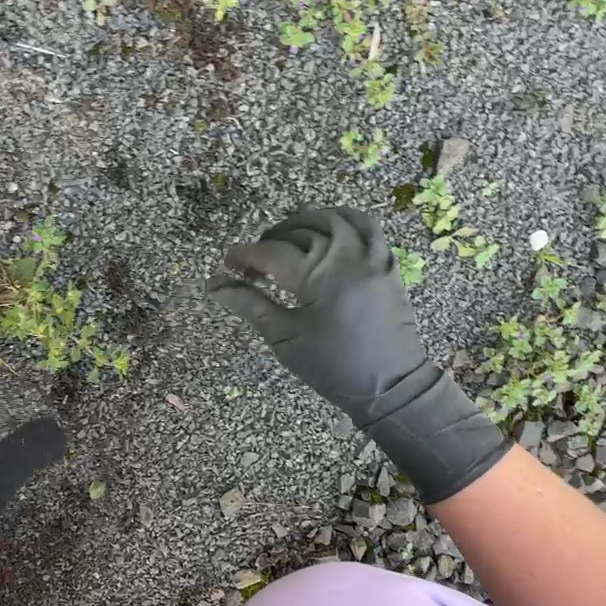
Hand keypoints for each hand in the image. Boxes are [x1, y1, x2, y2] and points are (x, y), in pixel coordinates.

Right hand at [209, 206, 506, 502]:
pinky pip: (367, 226)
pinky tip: (328, 228)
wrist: (391, 386)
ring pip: (333, 220)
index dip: (245, 255)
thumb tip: (214, 285)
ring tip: (286, 237)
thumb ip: (250, 305)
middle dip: (271, 240)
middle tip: (254, 262)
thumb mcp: (284, 338)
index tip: (227, 262)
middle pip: (300, 231)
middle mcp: (346, 258)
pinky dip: (343, 220)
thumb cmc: (332, 367)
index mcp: (317, 278)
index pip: (272, 253)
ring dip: (305, 222)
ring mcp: (371, 257)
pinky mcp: (387, 263)